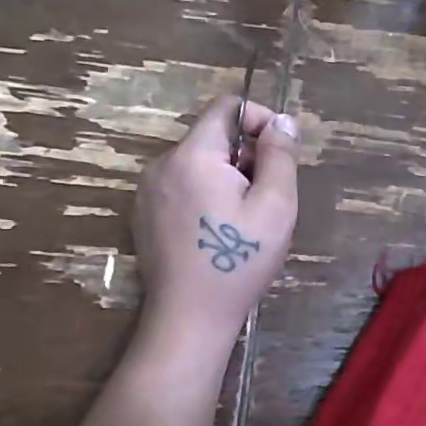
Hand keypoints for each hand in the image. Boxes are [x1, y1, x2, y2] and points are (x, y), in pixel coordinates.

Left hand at [134, 96, 298, 340]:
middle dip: (245, 158)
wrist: (189, 318)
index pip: (226, 107)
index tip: (280, 154)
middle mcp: (162, 165)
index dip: (260, 119)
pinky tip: (215, 233)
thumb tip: (282, 120)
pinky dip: (203, 197)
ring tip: (241, 222)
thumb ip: (280, 156)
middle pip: (212, 139)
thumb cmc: (237, 262)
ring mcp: (147, 192)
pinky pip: (180, 188)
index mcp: (192, 155)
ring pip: (197, 165)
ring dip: (226, 179)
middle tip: (264, 200)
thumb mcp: (274, 207)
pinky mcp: (143, 215)